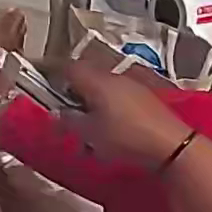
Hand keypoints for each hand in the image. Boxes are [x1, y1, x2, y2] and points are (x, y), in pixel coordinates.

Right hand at [61, 56, 192, 169]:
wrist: (171, 145)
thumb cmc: (125, 138)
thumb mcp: (89, 134)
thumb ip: (70, 121)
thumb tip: (58, 112)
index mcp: (97, 80)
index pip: (68, 67)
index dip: (52, 73)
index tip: (40, 83)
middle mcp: (114, 76)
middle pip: (86, 74)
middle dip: (72, 89)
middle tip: (62, 108)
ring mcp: (133, 84)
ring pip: (102, 85)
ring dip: (91, 98)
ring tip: (85, 122)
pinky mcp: (145, 97)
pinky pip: (118, 94)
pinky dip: (107, 104)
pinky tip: (108, 125)